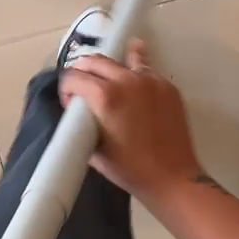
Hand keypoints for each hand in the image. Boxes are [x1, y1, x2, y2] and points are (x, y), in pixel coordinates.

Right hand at [58, 41, 205, 203]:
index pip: (73, 77)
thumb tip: (79, 115)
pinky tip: (131, 76)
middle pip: (94, 61)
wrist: (173, 178)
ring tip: (106, 78)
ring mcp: (149, 80)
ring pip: (120, 61)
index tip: (69, 102)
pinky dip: (133, 72)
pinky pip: (144, 70)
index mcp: (104, 96)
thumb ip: (82, 125)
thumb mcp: (95, 150)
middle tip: (83, 88)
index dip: (66, 89)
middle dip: (83, 72)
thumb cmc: (130, 169)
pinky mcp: (167, 86)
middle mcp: (125, 80)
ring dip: (108, 68)